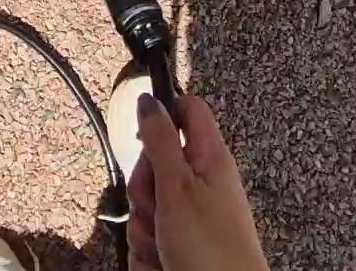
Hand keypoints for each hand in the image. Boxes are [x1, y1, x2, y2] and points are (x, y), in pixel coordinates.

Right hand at [127, 94, 268, 270]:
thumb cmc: (211, 250)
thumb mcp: (177, 187)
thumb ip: (160, 141)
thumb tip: (148, 101)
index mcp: (209, 157)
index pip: (187, 109)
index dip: (164, 113)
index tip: (144, 136)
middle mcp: (200, 181)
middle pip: (155, 160)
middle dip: (144, 185)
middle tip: (158, 204)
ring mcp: (190, 214)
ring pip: (148, 200)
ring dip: (145, 222)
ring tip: (164, 243)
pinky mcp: (180, 242)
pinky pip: (150, 232)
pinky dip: (150, 247)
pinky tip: (163, 260)